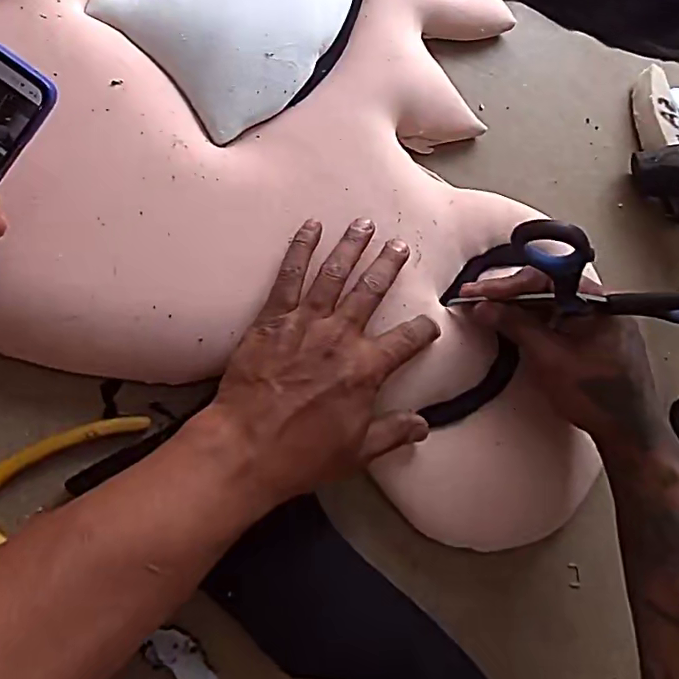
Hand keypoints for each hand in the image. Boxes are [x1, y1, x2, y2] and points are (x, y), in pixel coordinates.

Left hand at [194, 218, 440, 507]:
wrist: (247, 446)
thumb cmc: (301, 453)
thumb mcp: (357, 451)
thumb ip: (393, 433)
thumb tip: (422, 425)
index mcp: (365, 369)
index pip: (406, 340)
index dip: (422, 330)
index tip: (430, 323)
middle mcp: (340, 338)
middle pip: (371, 292)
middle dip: (388, 265)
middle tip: (399, 245)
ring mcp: (306, 323)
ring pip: (334, 274)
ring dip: (351, 247)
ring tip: (363, 225)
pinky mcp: (273, 318)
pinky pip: (289, 276)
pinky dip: (301, 249)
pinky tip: (311, 227)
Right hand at [461, 267, 660, 450]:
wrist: (630, 436)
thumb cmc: (599, 398)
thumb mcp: (549, 358)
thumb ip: (515, 326)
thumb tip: (484, 307)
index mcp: (596, 302)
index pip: (543, 279)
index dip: (506, 285)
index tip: (478, 292)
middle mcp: (598, 306)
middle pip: (544, 287)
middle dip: (508, 295)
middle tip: (476, 300)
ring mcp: (596, 322)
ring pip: (548, 303)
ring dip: (517, 308)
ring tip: (486, 312)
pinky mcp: (590, 337)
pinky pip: (555, 319)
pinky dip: (531, 321)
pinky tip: (511, 326)